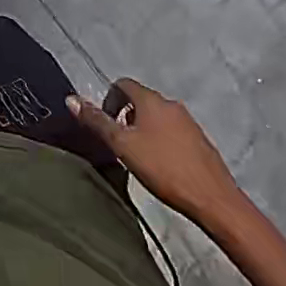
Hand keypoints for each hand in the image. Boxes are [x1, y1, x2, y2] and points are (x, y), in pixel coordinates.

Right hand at [67, 79, 244, 226]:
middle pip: (140, 100)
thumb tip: (71, 99)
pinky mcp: (202, 142)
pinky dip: (160, 139)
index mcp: (152, 101)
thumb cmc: (163, 168)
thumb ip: (96, 121)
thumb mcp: (121, 145)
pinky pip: (173, 131)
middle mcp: (172, 105)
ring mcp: (190, 124)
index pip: (123, 84)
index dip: (108, 99)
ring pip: (157, 116)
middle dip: (124, 115)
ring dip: (142, 128)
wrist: (214, 200)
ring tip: (137, 154)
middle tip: (118, 141)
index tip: (105, 122)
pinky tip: (160, 163)